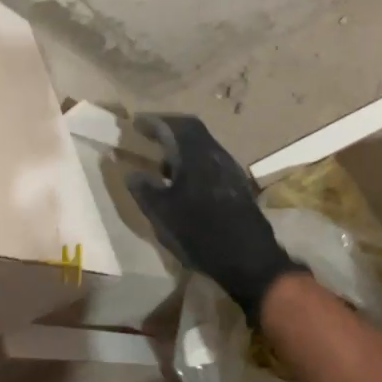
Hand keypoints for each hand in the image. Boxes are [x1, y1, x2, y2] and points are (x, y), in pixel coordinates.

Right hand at [124, 114, 305, 324]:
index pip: (175, 126)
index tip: (136, 122)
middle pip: (192, 130)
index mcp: (196, 156)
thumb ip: (145, 191)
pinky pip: (210, 161)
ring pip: (203, 146)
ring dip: (181, 146)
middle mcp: (216, 155)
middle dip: (169, 128)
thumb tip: (132, 173)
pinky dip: (192, 161)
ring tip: (162, 161)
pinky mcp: (237, 186)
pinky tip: (183, 182)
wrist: (249, 260)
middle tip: (150, 133)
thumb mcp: (163, 215)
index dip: (155, 121)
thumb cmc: (200, 234)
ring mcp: (230, 170)